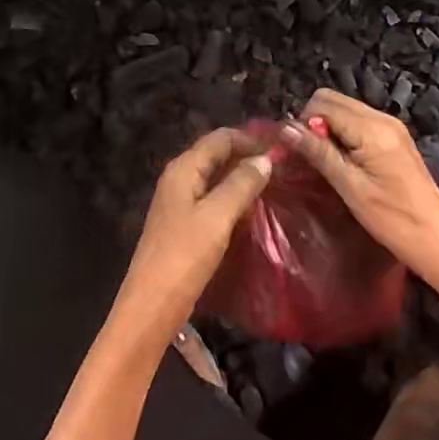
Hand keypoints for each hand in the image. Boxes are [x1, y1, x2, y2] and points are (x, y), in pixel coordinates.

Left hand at [117, 128, 274, 330]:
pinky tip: (253, 209)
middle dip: (247, 155)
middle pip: (216, 154)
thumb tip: (265, 158)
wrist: (153, 301)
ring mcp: (180, 200)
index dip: (250, 138)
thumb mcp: (216, 217)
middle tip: (285, 164)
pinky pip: (212, 198)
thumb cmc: (184, 254)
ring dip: (242, 177)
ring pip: (215, 177)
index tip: (282, 145)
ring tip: (277, 183)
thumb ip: (240, 185)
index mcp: (184, 168)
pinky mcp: (184, 222)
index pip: (219, 138)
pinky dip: (233, 197)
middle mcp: (179, 177)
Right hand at [283, 89, 438, 276]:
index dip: (303, 124)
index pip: (321, 104)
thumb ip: (318, 152)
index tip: (299, 152)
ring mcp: (391, 127)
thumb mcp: (350, 187)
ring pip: (343, 109)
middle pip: (331, 99)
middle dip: (313, 121)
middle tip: (311, 156)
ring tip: (326, 161)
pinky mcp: (394, 138)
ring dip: (327, 127)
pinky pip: (357, 121)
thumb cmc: (394, 220)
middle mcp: (382, 118)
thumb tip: (284, 128)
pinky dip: (342, 133)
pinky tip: (343, 161)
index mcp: (371, 128)